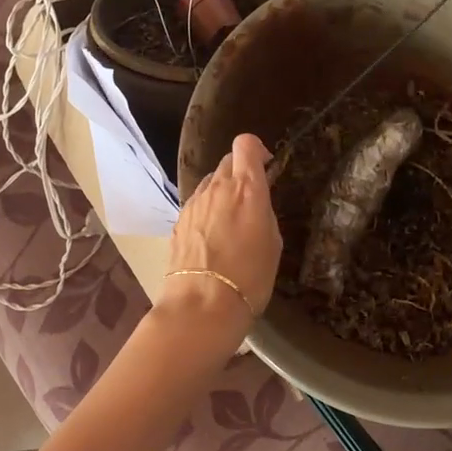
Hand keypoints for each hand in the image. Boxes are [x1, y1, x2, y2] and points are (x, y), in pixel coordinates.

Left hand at [161, 134, 282, 333]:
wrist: (201, 306)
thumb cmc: (249, 278)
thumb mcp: (273, 243)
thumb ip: (263, 212)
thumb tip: (255, 203)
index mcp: (246, 189)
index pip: (246, 144)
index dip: (256, 150)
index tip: (265, 166)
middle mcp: (217, 188)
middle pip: (227, 161)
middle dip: (241, 171)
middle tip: (251, 197)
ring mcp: (194, 203)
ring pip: (210, 182)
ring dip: (223, 191)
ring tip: (231, 221)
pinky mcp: (179, 221)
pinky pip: (198, 203)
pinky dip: (208, 210)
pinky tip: (213, 237)